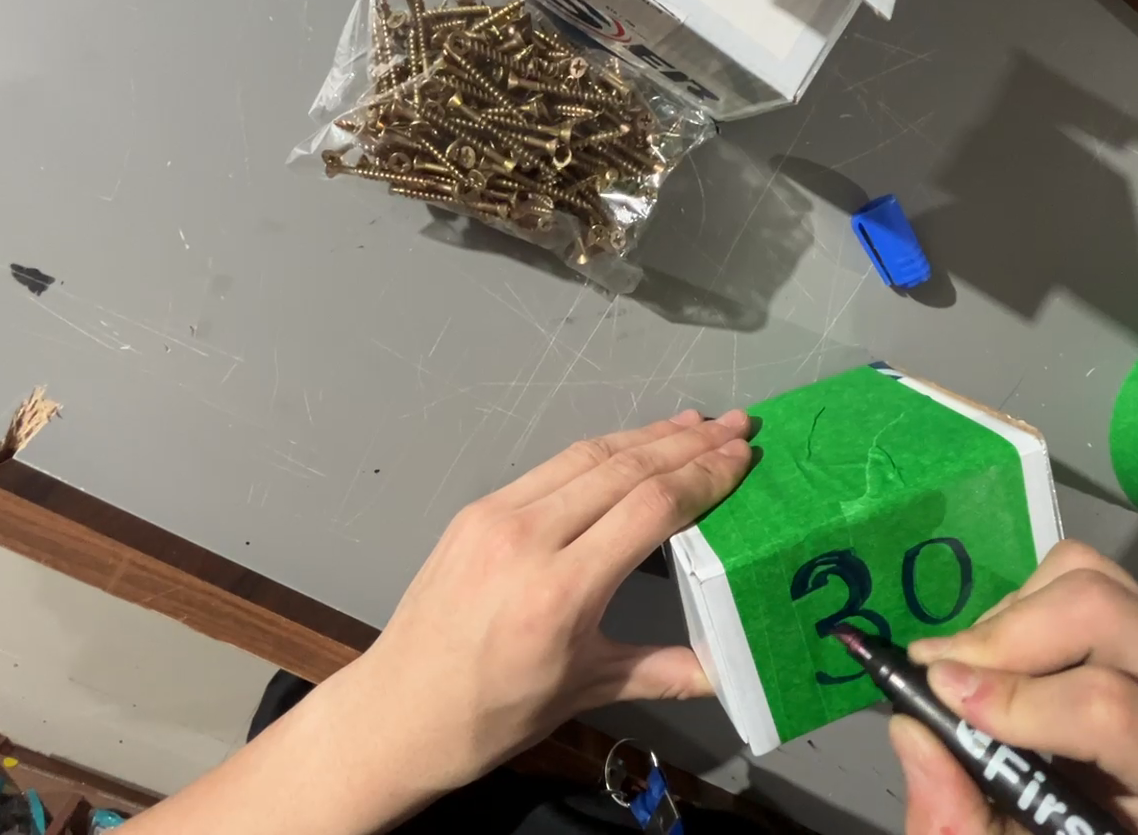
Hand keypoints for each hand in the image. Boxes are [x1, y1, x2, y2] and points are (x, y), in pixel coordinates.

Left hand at [357, 408, 753, 791]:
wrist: (396, 711)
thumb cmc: (493, 713)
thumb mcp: (585, 691)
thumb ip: (663, 671)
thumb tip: (729, 668)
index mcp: (560, 592)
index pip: (649, 508)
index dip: (702, 476)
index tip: (742, 456)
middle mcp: (528, 538)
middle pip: (625, 469)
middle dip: (688, 442)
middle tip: (736, 424)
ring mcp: (497, 514)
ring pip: (590, 455)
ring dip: (649, 434)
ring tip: (696, 423)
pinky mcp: (480, 507)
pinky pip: (555, 466)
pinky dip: (605, 448)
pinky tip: (634, 443)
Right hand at [889, 542, 1137, 834]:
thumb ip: (961, 822)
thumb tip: (912, 728)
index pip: (1114, 711)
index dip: (1014, 694)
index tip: (939, 695)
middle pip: (1106, 612)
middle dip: (1003, 634)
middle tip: (941, 672)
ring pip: (1095, 579)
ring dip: (1010, 615)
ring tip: (975, 670)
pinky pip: (1090, 575)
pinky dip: (1027, 600)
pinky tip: (1012, 660)